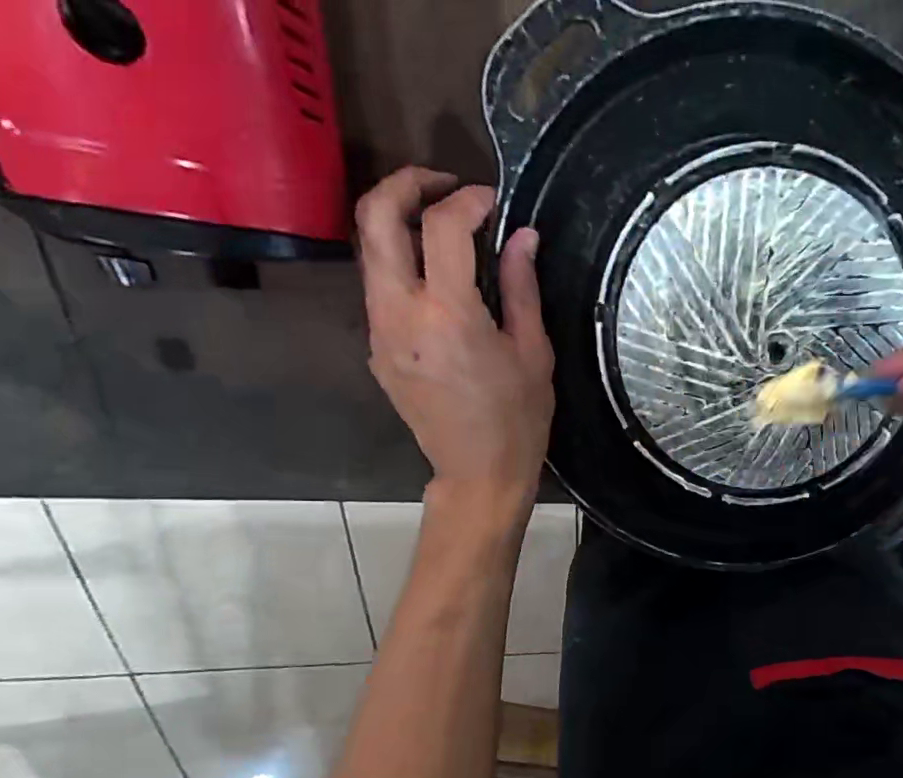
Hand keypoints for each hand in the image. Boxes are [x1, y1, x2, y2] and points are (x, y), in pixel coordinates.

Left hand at [355, 166, 553, 512]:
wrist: (476, 469)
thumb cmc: (519, 417)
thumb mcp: (534, 353)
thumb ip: (521, 289)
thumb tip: (522, 236)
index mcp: (449, 314)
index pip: (441, 228)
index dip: (467, 200)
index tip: (492, 199)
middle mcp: (399, 310)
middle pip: (374, 217)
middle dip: (406, 184)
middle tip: (444, 183)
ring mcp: (377, 327)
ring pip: (368, 248)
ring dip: (398, 220)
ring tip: (442, 223)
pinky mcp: (374, 343)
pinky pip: (379, 285)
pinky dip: (402, 261)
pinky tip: (438, 277)